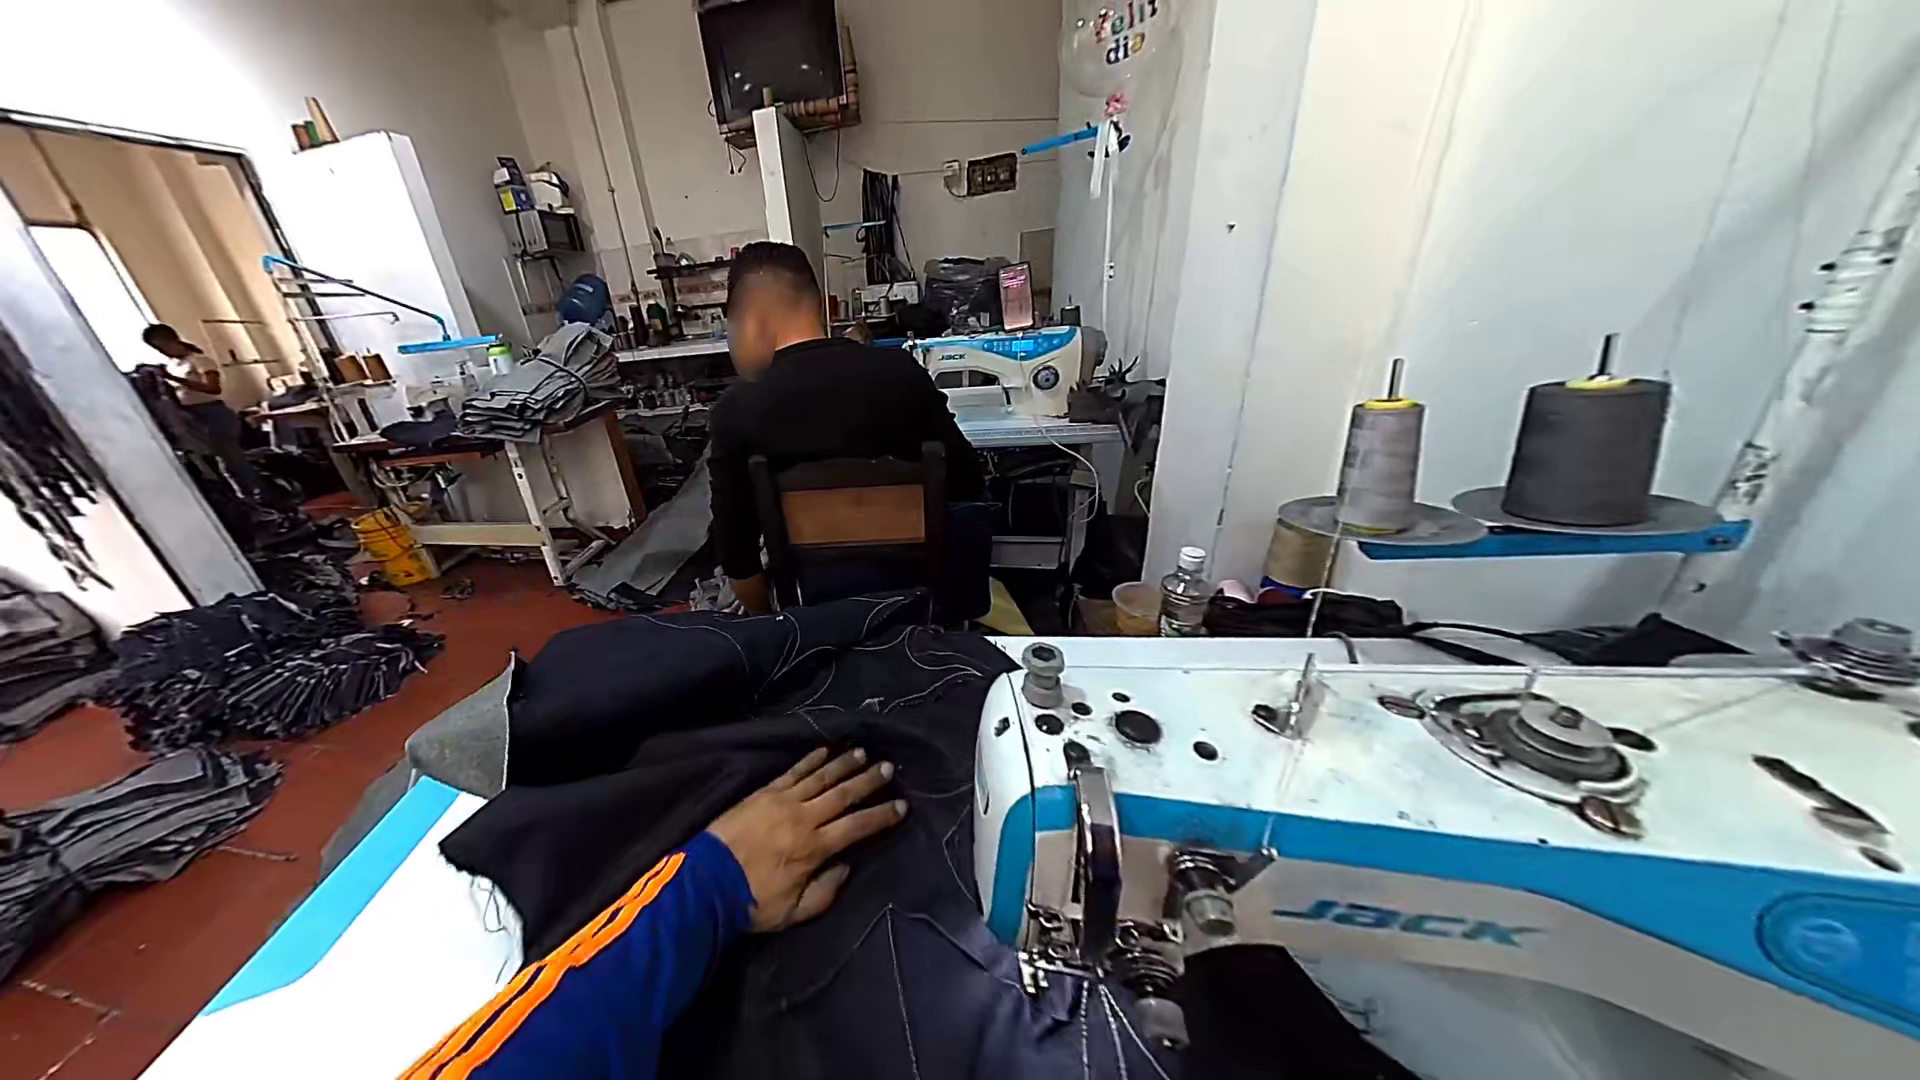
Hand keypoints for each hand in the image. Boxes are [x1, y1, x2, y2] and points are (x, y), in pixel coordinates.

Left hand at [706, 748, 905, 931]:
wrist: (704, 884)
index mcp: (814, 848)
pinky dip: (812, 760)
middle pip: (844, 794)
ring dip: (845, 764)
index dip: (881, 816)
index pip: (857, 826)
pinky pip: (795, 771)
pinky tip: (825, 750)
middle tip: (888, 767)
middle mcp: (805, 818)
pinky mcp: (766, 792)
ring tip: (863, 753)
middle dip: (869, 781)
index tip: (901, 805)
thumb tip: (846, 866)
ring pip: (822, 777)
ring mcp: (785, 801)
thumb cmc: (750, 902)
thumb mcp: (792, 912)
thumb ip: (825, 891)